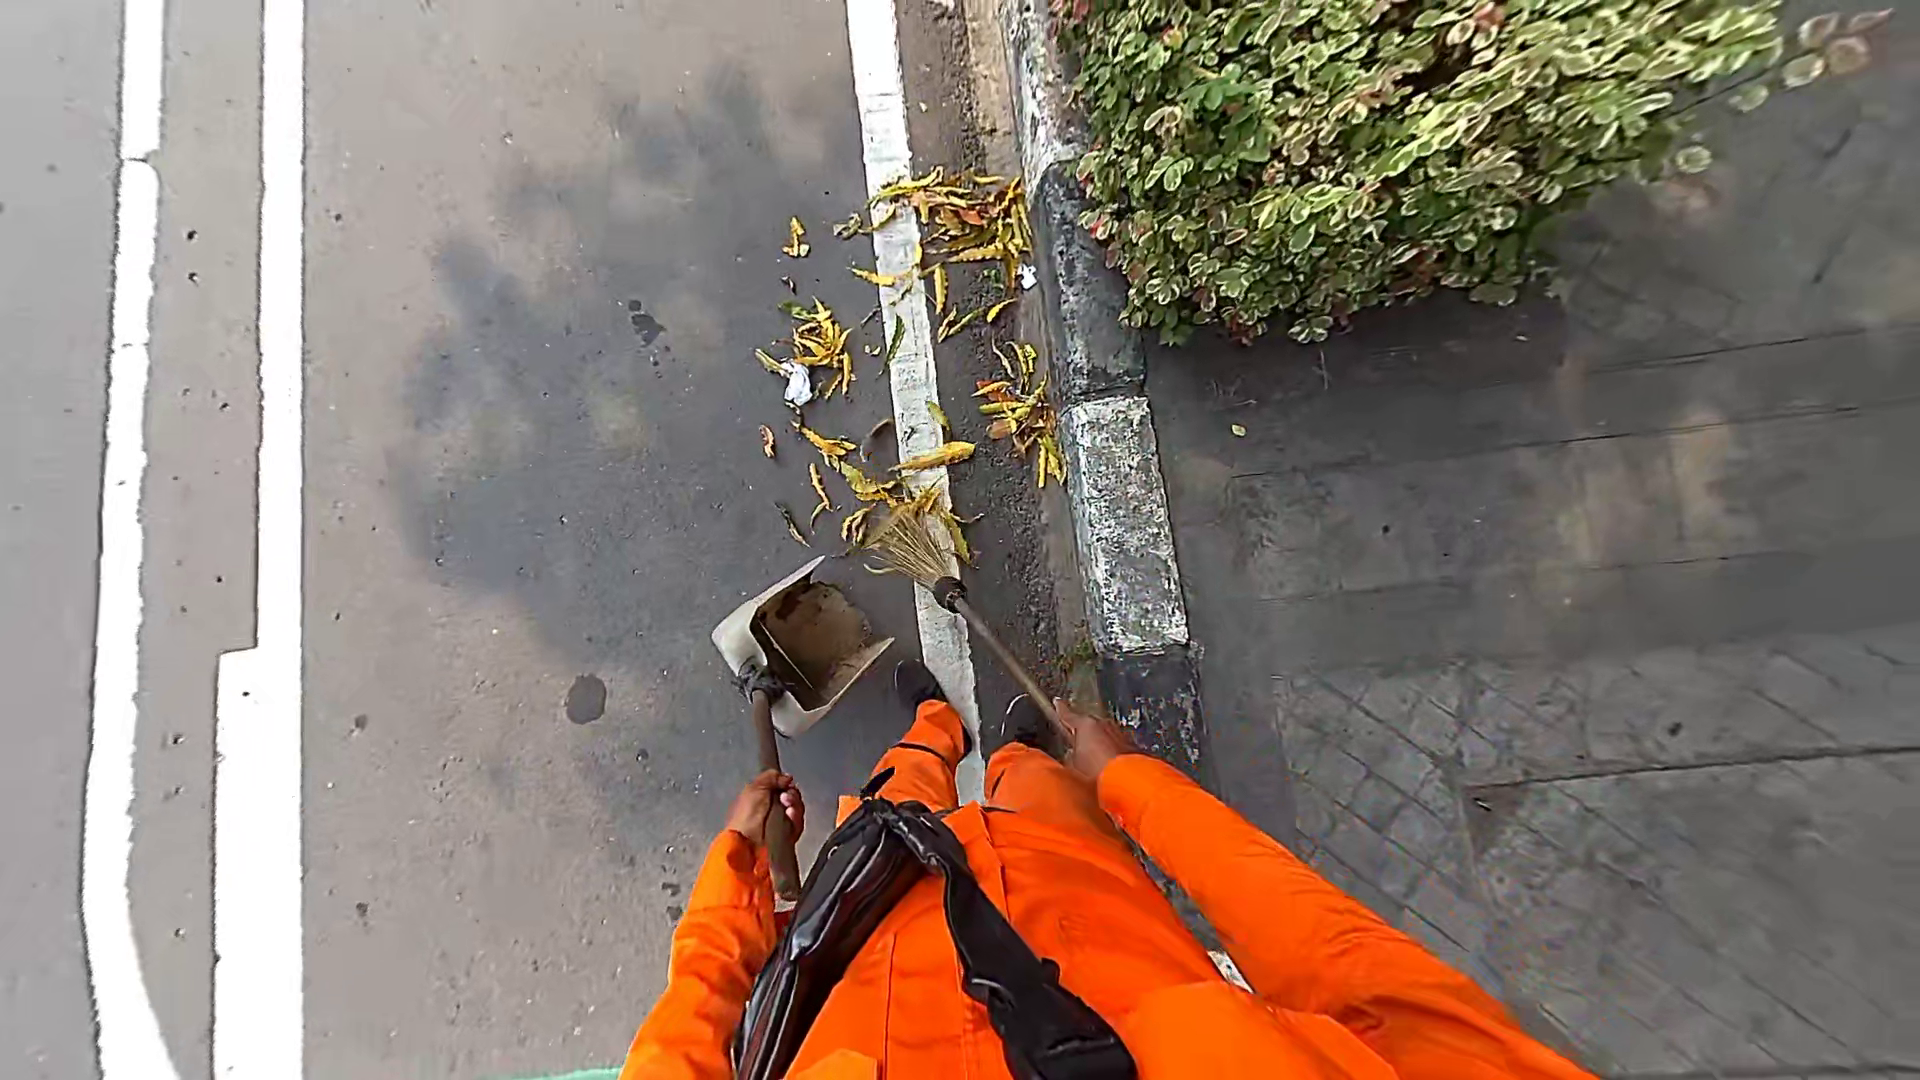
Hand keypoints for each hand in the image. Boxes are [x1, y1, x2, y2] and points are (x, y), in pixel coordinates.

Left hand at [724, 770, 804, 846]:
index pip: (781, 787)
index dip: (785, 783)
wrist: (747, 843)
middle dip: (792, 793)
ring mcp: (781, 823)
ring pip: (798, 808)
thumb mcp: (755, 787)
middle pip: (793, 796)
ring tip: (787, 805)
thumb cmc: (748, 813)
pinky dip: (796, 817)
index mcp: (761, 798)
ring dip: (795, 803)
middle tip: (785, 796)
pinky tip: (790, 814)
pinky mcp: (789, 836)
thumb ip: (772, 777)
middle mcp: (772, 810)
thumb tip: (788, 778)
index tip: (786, 782)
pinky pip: (798, 823)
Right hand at [1056, 698, 1136, 780]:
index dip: (1061, 709)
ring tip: (1092, 756)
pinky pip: (1115, 744)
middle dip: (1082, 732)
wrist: (1128, 780)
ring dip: (1097, 742)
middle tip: (1076, 742)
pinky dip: (1110, 750)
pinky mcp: (1130, 745)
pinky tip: (1107, 762)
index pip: (1068, 714)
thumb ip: (1069, 755)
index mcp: (1084, 724)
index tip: (1058, 702)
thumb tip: (1071, 754)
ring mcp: (1118, 732)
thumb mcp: (1072, 765)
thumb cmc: (1095, 771)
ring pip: (1103, 733)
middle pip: (1088, 724)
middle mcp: (1102, 723)